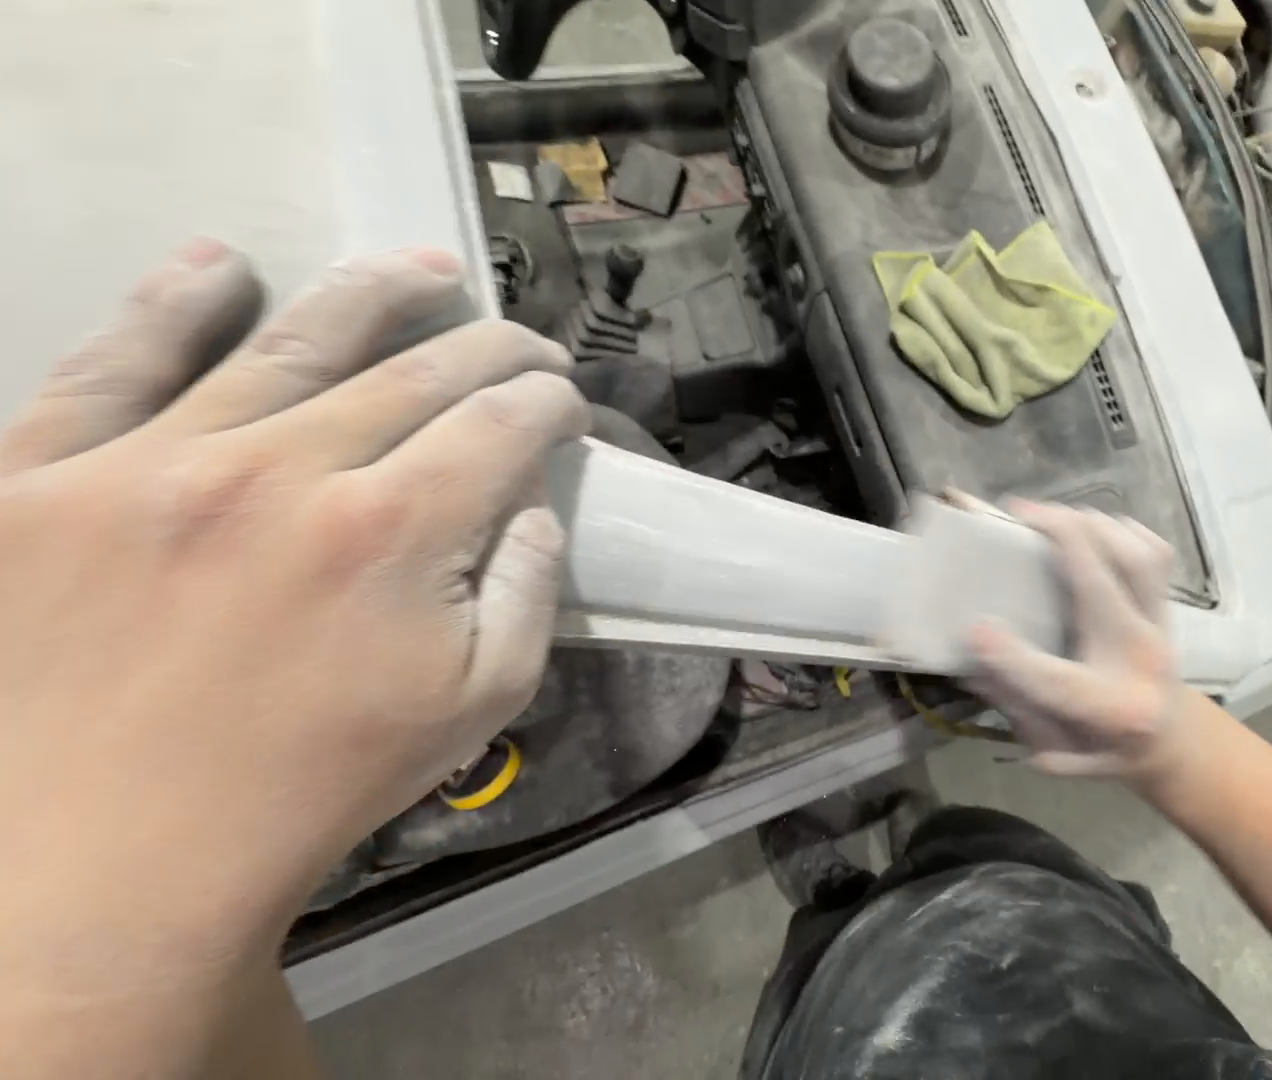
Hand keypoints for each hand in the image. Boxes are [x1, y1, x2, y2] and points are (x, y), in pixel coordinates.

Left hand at [0, 240, 587, 990]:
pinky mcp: (37, 480)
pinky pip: (112, 364)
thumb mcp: (486, 696)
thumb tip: (531, 505)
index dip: (552, 402)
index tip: (567, 408)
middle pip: (421, 370)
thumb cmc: (323, 779)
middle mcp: (284, 471)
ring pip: (290, 340)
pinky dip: (175, 306)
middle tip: (529, 347)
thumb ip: (532, 585)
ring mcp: (153, 464)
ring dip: (376, 295)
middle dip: (496, 349)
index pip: (506, 422)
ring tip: (424, 268)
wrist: (105, 864)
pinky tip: (222, 268)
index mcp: (397, 529)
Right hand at [966, 502, 1208, 781]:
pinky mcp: (1166, 607)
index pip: (1055, 681)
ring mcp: (1159, 629)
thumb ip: (1016, 708)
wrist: (1174, 743)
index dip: (1012, 656)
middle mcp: (1139, 663)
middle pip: (1101, 592)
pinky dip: (1124, 532)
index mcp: (1108, 711)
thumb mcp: (1054, 751)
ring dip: (1094, 528)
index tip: (975, 629)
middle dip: (1063, 542)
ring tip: (1055, 516)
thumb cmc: (1103, 750)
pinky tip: (1091, 529)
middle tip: (1020, 513)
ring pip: (1137, 560)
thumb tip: (969, 663)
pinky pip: (1155, 555)